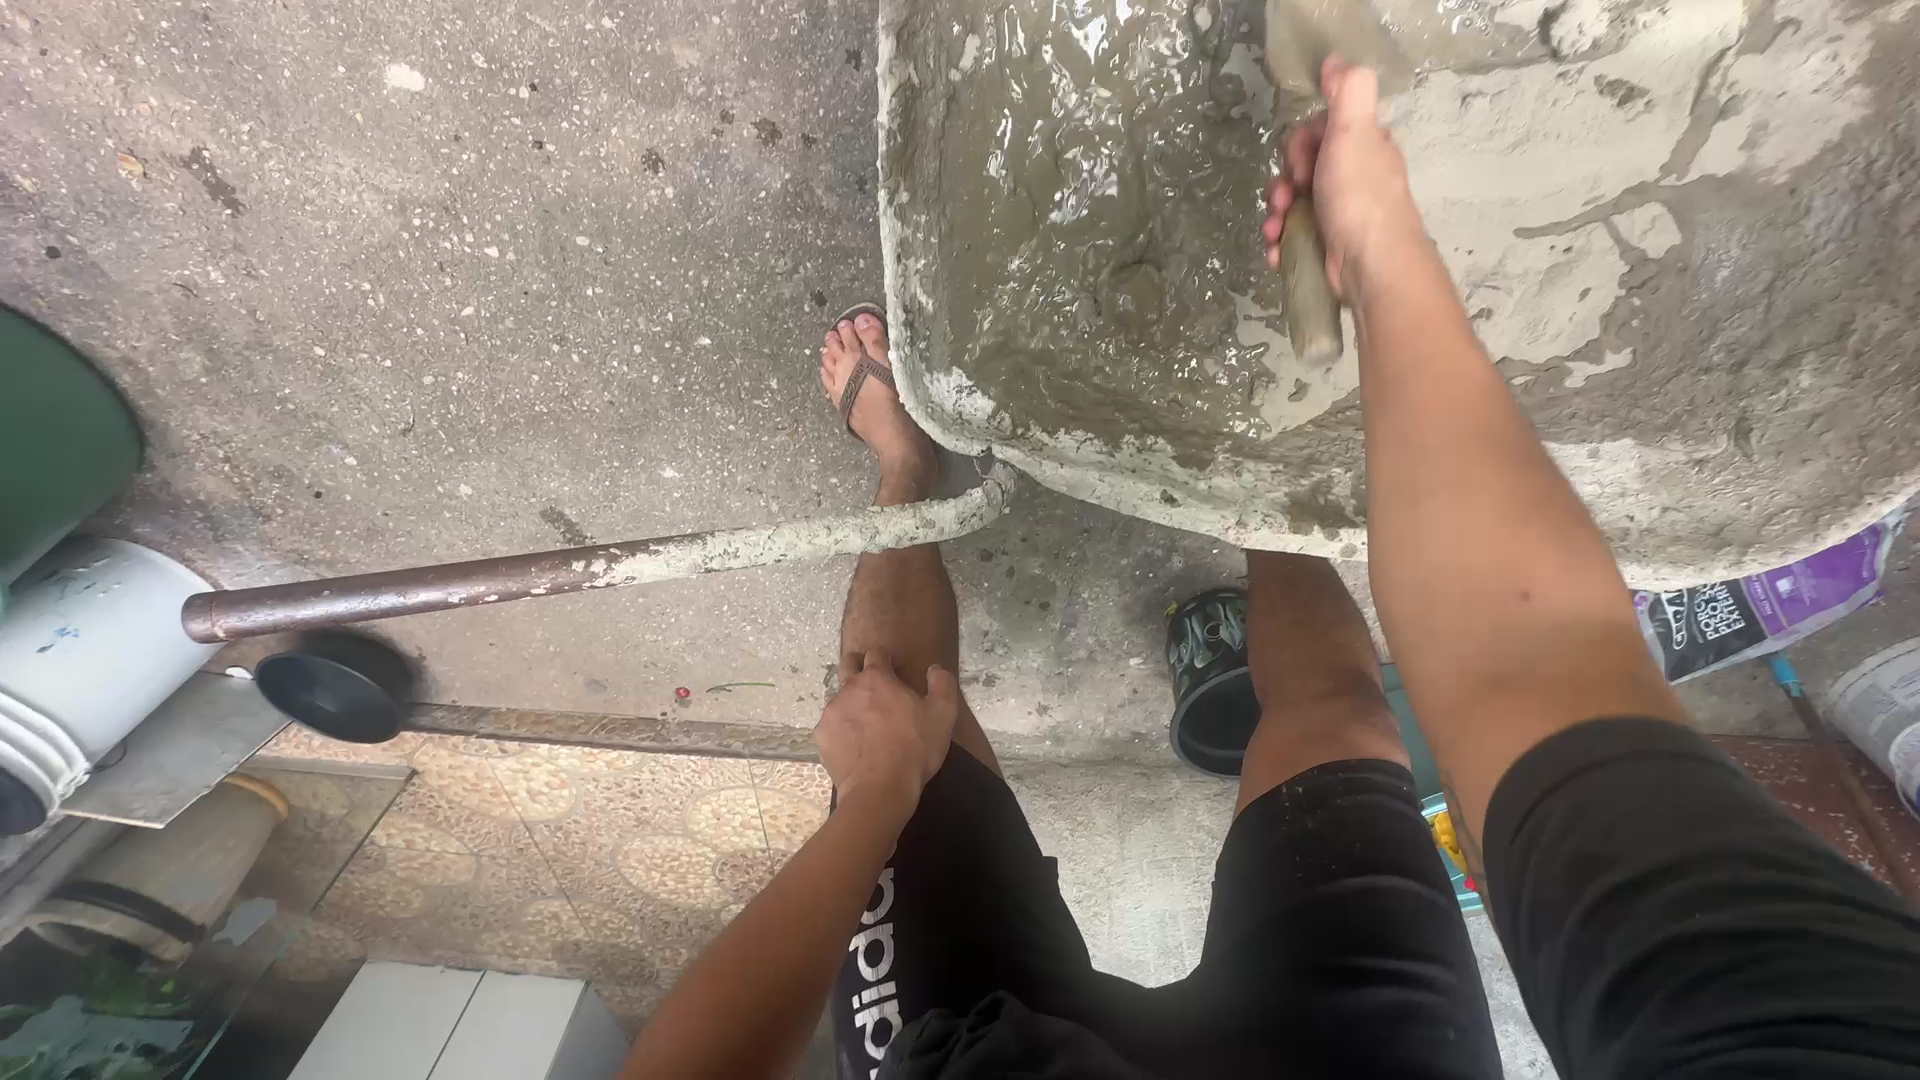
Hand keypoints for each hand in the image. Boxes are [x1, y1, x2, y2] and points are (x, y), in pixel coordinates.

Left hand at [815, 650, 958, 811]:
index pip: (877, 652)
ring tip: (866, 722)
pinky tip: (854, 745)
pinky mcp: (821, 737)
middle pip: (848, 663)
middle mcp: (848, 688)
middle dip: (859, 665)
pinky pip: (831, 725)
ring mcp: (831, 713)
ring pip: (838, 697)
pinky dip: (842, 728)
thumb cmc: (914, 748)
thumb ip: (941, 683)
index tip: (897, 669)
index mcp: (877, 678)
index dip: (888, 657)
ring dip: (851, 701)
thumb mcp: (943, 714)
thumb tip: (934, 668)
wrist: (880, 789)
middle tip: (875, 683)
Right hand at [1263, 58, 1426, 298]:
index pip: (1314, 134)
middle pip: (1295, 171)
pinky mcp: (1323, 246)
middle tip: (1286, 199)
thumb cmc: (1359, 197)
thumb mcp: (1354, 131)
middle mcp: (1348, 178)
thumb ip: (1346, 91)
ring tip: (1277, 232)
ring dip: (1273, 219)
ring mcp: (1334, 214)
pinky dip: (1279, 245)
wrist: (1367, 264)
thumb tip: (1334, 61)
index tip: (1302, 163)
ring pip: (1288, 208)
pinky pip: (1289, 239)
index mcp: (1358, 147)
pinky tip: (1278, 252)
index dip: (1298, 147)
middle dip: (1280, 186)